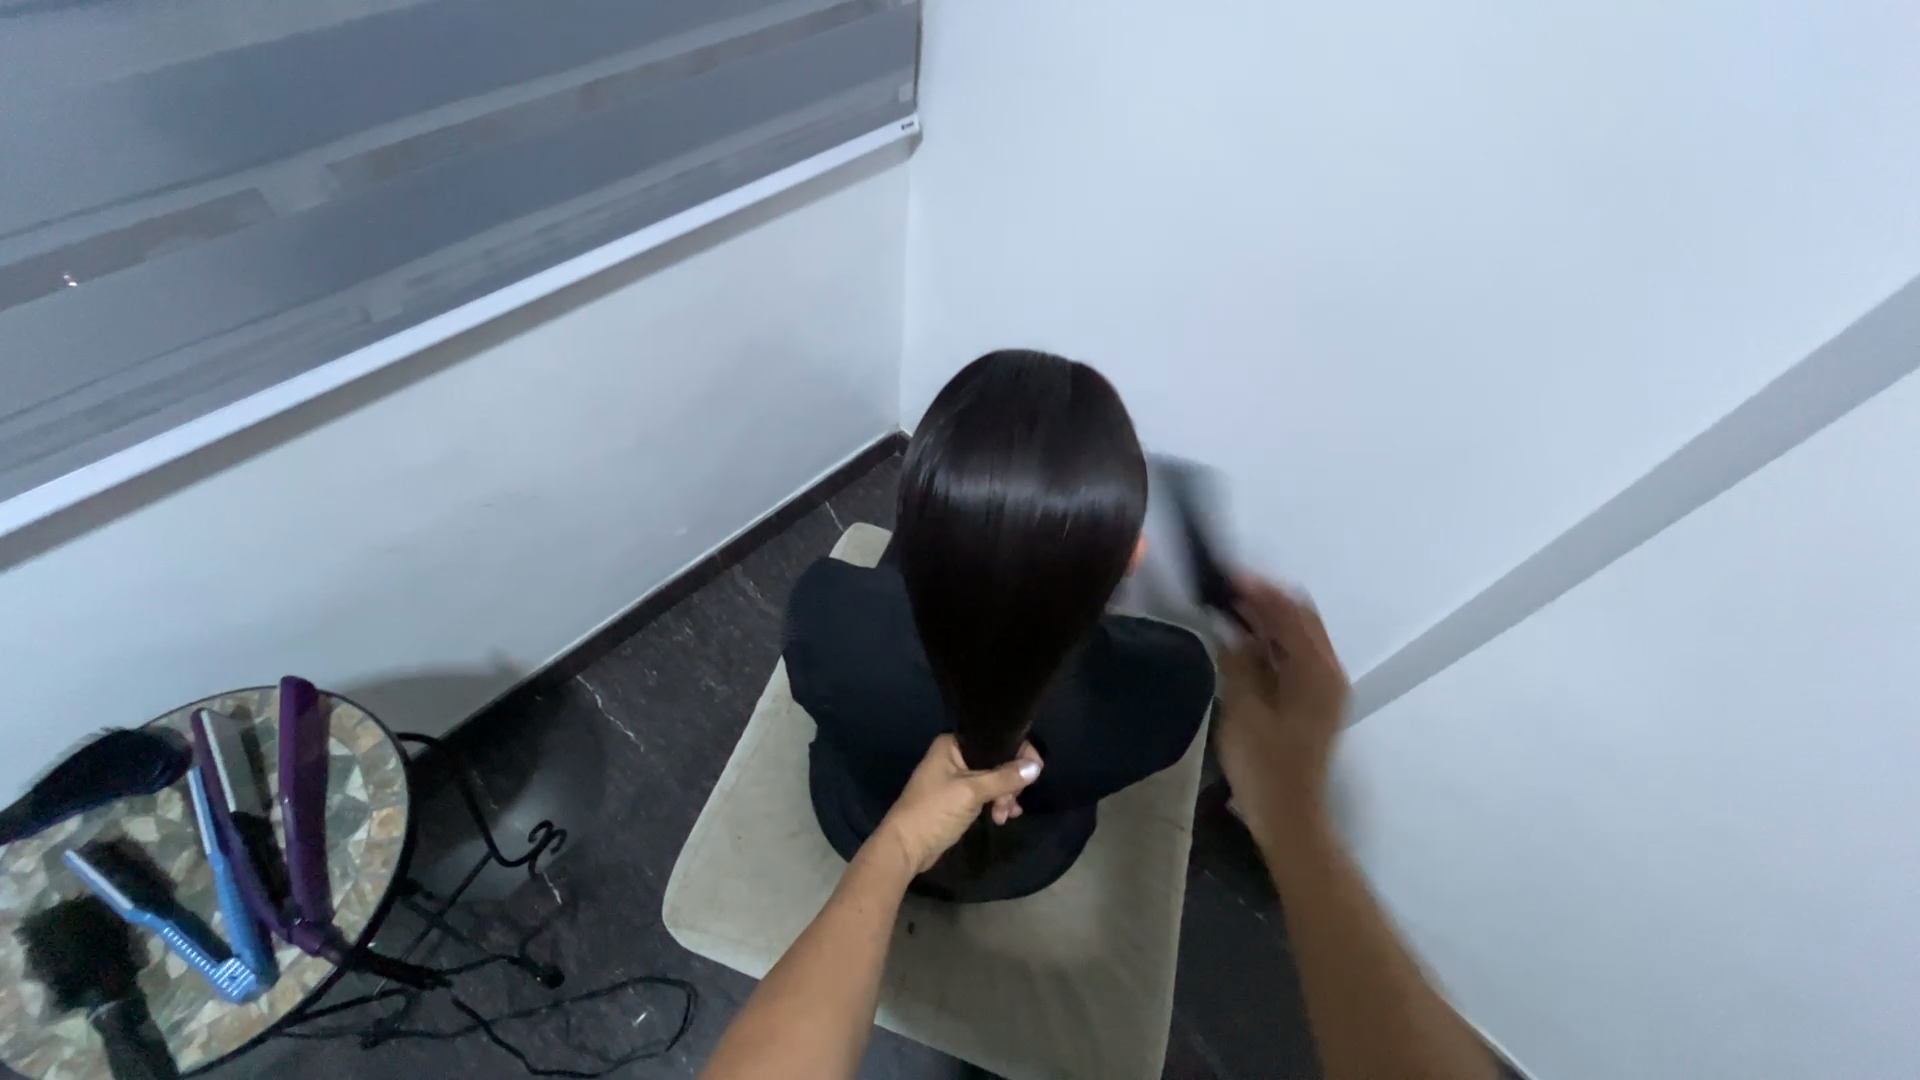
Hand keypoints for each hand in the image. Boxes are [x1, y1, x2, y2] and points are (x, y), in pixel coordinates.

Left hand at [873, 736, 1042, 875]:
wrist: (906, 847)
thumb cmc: (934, 811)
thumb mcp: (971, 792)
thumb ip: (1004, 778)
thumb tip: (1036, 766)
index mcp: (953, 744)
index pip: (994, 739)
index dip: (1018, 752)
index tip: (1034, 772)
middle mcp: (955, 756)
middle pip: (997, 760)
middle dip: (1009, 782)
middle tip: (1008, 804)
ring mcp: (956, 778)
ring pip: (993, 780)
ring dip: (1003, 796)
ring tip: (1003, 816)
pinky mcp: (958, 798)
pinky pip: (986, 794)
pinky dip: (996, 803)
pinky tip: (1003, 817)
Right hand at [1215, 576, 1351, 837]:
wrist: (1290, 816)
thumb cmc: (1265, 766)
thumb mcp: (1244, 710)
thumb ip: (1238, 661)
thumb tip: (1229, 627)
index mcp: (1316, 671)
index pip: (1289, 613)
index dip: (1258, 590)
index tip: (1226, 577)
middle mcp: (1328, 672)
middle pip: (1299, 617)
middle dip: (1264, 599)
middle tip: (1225, 590)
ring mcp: (1324, 686)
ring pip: (1297, 634)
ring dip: (1267, 618)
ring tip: (1228, 609)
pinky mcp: (1314, 699)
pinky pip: (1294, 654)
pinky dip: (1271, 640)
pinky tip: (1243, 641)